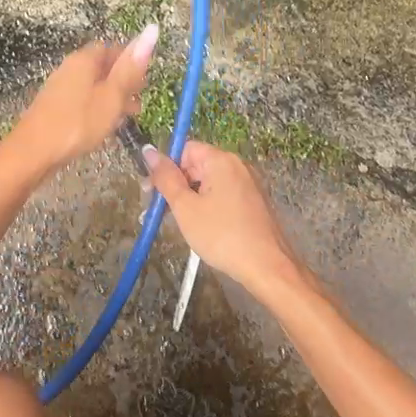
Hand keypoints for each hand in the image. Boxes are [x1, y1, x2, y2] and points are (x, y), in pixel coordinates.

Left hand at [8, 24, 158, 170]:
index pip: (111, 47)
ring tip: (127, 117)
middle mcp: (69, 68)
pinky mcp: (54, 106)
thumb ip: (131, 67)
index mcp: (84, 60)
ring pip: (92, 85)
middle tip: (139, 101)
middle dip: (122, 81)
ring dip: (111, 97)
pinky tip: (103, 126)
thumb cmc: (78, 123)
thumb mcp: (112, 96)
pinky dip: (96, 107)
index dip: (130, 60)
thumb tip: (152, 29)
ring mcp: (59, 87)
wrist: (33, 151)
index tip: (145, 80)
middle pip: (101, 66)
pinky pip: (81, 99)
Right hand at [143, 141, 302, 292]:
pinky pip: (223, 195)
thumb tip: (148, 150)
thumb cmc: (222, 235)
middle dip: (176, 185)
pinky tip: (201, 227)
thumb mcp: (185, 207)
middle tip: (160, 211)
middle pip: (197, 165)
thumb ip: (165, 178)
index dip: (165, 167)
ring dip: (190, 198)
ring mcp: (249, 184)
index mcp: (221, 160)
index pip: (185, 149)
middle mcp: (238, 166)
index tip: (152, 192)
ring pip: (209, 183)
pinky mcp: (254, 202)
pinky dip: (208, 205)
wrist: (267, 267)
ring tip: (177, 223)